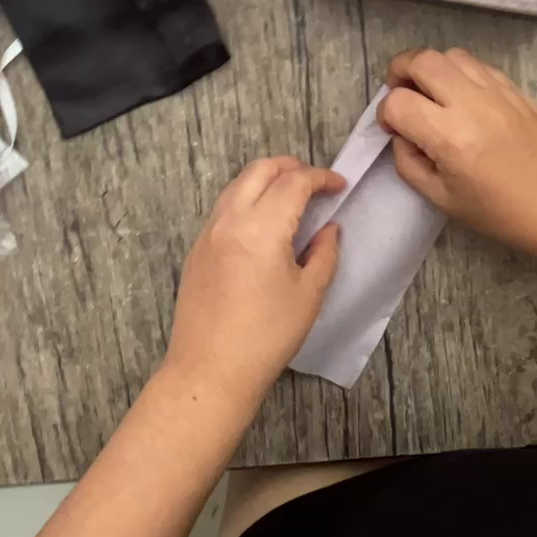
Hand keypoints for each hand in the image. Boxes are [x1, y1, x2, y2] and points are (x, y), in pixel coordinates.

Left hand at [164, 157, 343, 402]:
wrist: (210, 369)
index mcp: (261, 227)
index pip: (294, 182)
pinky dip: (247, 197)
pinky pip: (224, 205)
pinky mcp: (197, 247)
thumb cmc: (266, 336)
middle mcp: (230, 219)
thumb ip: (324, 254)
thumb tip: (329, 229)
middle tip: (315, 183)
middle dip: (291, 166)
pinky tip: (263, 221)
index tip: (339, 185)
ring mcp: (208, 231)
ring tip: (290, 197)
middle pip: (261, 169)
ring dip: (266, 179)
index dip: (321, 177)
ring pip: (238, 183)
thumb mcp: (308, 295)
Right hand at [378, 48, 536, 256]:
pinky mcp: (515, 89)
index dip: (385, 114)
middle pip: (420, 61)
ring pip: (449, 55)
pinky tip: (460, 96)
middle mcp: (471, 104)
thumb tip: (402, 136)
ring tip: (430, 92)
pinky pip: (477, 64)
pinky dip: (458, 72)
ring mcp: (496, 91)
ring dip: (430, 68)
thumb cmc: (502, 213)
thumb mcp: (442, 200)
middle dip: (399, 73)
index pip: (398, 103)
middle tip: (400, 94)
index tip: (392, 130)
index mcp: (449, 137)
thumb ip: (409, 163)